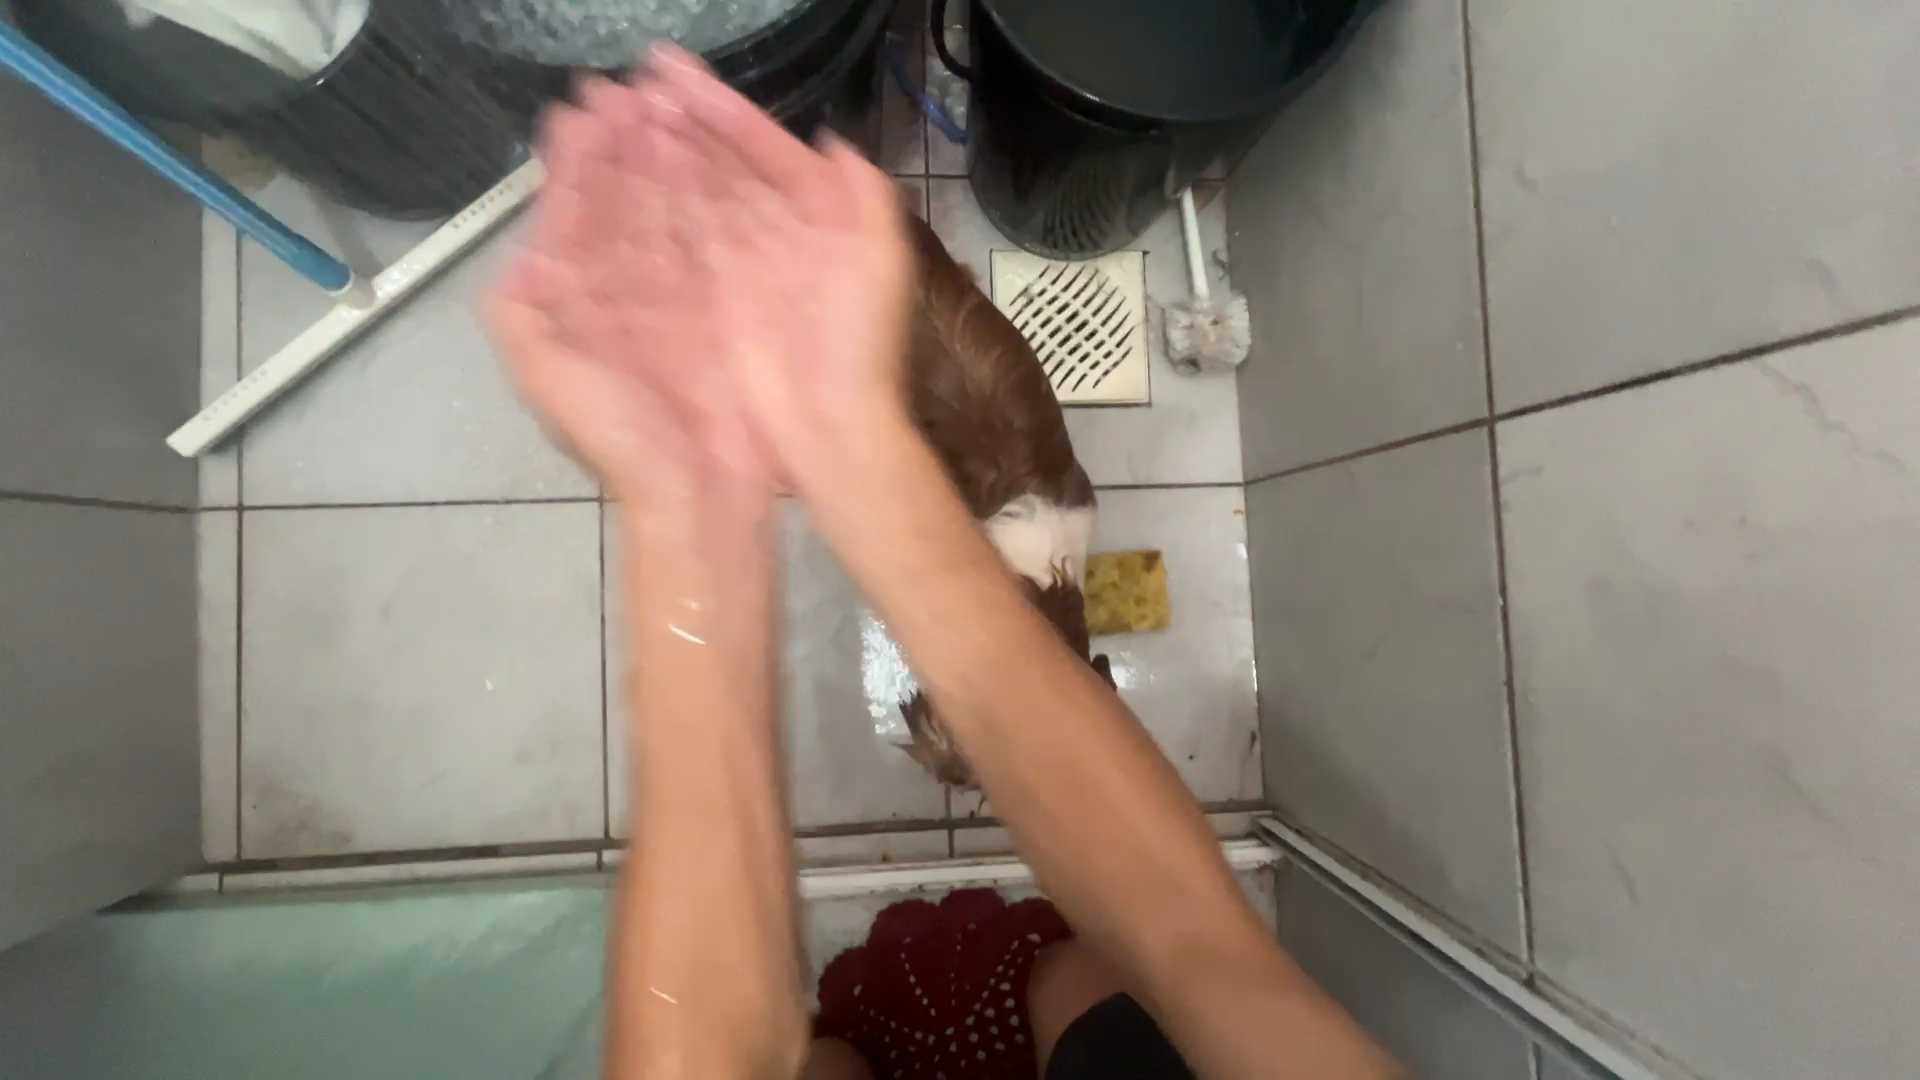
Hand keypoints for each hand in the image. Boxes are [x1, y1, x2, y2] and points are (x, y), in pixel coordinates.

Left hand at [487, 73, 773, 519]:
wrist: (700, 493)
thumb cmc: (623, 441)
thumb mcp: (544, 377)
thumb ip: (520, 312)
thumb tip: (531, 250)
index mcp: (576, 306)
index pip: (571, 219)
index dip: (573, 166)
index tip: (579, 113)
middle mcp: (626, 296)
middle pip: (622, 210)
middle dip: (622, 153)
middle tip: (628, 96)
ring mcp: (680, 304)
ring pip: (669, 222)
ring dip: (665, 168)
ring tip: (665, 111)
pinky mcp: (726, 315)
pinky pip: (715, 253)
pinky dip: (712, 211)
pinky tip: (711, 168)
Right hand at [641, 45, 917, 499]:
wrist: (829, 429)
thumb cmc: (858, 349)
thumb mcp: (880, 262)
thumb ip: (864, 194)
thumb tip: (832, 143)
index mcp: (808, 224)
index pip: (759, 153)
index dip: (719, 111)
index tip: (669, 72)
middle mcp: (763, 244)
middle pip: (712, 172)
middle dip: (670, 128)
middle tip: (624, 88)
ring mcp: (727, 278)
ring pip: (681, 205)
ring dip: (643, 162)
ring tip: (604, 117)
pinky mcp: (696, 314)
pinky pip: (658, 256)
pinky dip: (631, 220)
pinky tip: (601, 183)